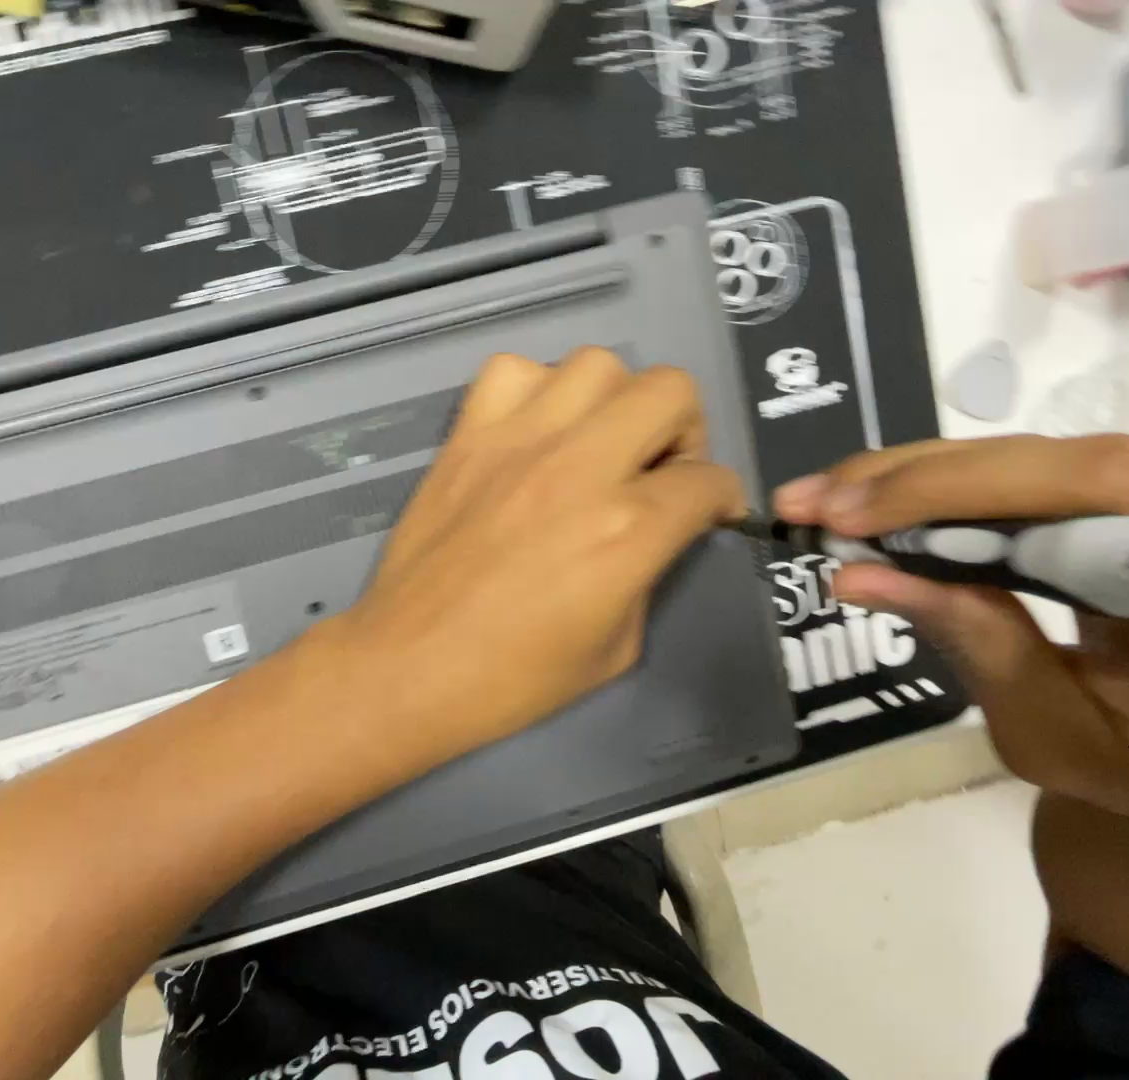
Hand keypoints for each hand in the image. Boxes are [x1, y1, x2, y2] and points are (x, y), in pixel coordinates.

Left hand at [335, 346, 744, 756]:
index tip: (707, 513)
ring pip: (595, 364)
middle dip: (682, 431)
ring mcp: (517, 442)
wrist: (408, 665)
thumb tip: (657, 535)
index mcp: (628, 529)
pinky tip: (532, 433)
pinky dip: (533, 390)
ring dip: (612, 401)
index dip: (721, 499)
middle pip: (668, 391)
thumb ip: (648, 574)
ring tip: (594, 445)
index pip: (708, 479)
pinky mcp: (466, 438)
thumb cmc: (512, 678)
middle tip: (656, 472)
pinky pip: (511, 371)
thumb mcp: (615, 649)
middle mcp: (581, 468)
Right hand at [773, 434, 1128, 841]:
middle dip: (948, 488)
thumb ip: (983, 655)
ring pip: (1039, 459)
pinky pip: (1014, 474)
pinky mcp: (1111, 500)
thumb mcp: (1056, 744)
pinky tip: (849, 499)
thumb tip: (863, 573)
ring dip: (910, 476)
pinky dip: (918, 484)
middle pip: (1097, 478)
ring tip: (811, 501)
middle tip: (829, 514)